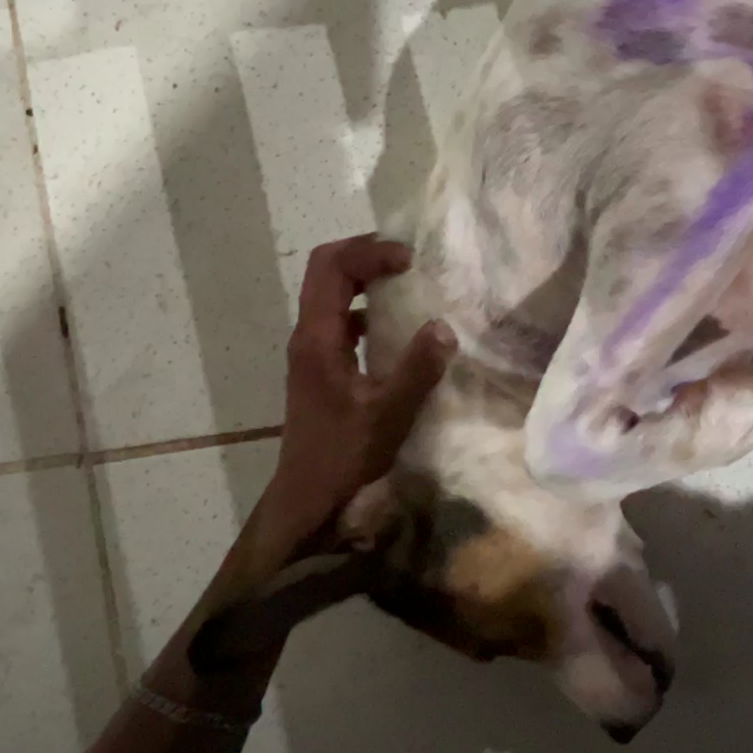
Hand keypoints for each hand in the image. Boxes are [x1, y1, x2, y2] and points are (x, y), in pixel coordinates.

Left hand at [266, 234, 455, 544]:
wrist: (309, 500)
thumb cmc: (344, 456)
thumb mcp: (388, 413)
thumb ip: (417, 369)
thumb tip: (444, 326)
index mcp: (317, 338)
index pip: (332, 267)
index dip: (370, 253)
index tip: (410, 261)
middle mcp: (309, 336)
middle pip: (328, 273)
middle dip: (367, 257)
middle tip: (409, 260)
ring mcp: (314, 353)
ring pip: (334, 297)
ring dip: (368, 282)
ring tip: (410, 284)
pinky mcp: (324, 370)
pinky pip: (345, 324)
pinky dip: (371, 312)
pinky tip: (402, 331)